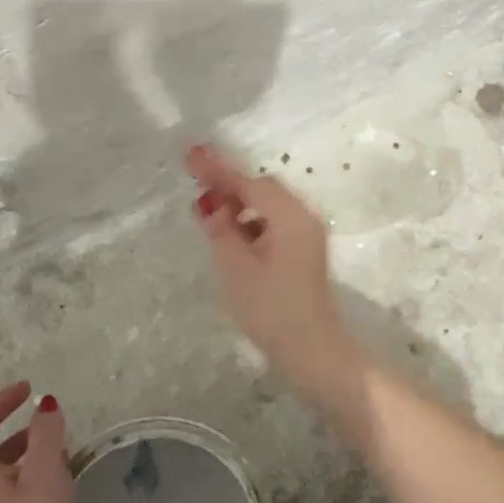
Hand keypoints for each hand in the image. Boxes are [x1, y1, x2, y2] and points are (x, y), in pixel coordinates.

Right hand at [185, 145, 352, 372]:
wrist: (312, 349)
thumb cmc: (271, 309)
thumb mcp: (235, 267)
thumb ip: (221, 229)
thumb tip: (211, 205)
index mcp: (290, 216)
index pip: (249, 182)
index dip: (218, 169)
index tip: (191, 154)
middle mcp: (303, 218)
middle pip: (262, 189)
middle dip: (229, 185)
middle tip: (196, 184)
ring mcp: (307, 236)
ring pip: (268, 208)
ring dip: (239, 206)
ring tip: (208, 215)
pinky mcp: (304, 253)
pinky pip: (274, 225)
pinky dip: (251, 224)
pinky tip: (231, 238)